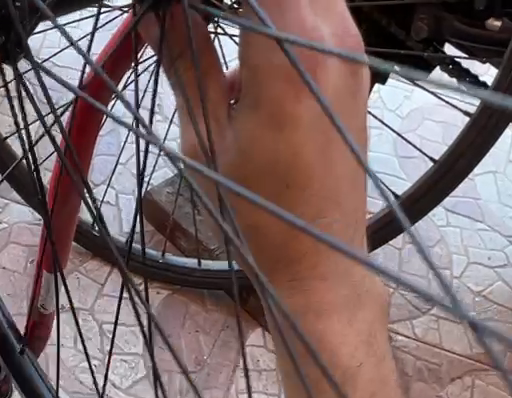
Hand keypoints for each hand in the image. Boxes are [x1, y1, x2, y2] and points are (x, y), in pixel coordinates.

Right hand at [147, 0, 372, 296]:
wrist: (318, 257)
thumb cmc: (259, 213)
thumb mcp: (207, 141)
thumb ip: (185, 65)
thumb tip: (156, 14)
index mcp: (286, 54)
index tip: (179, 12)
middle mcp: (329, 36)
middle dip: (232, 3)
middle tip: (192, 23)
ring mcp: (350, 49)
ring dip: (256, 8)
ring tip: (216, 37)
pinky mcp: (355, 66)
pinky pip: (316, 13)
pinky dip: (279, 19)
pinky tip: (250, 68)